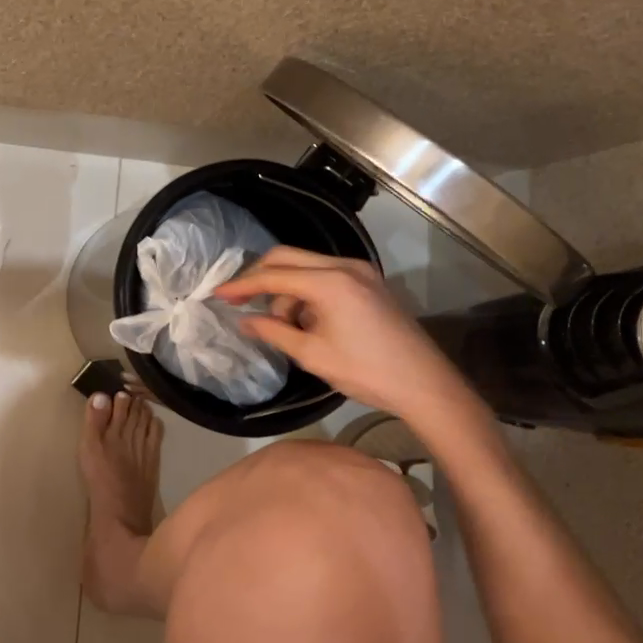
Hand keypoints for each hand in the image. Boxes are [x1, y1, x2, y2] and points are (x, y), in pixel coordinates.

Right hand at [214, 247, 479, 422]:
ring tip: (285, 328)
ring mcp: (361, 272)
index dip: (241, 285)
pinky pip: (325, 277)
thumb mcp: (312, 355)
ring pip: (306, 268)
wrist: (425, 384)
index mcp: (329, 282)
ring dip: (286, 291)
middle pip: (287, 258)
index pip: (273, 275)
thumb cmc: (366, 372)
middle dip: (260, 279)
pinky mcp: (369, 283)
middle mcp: (345, 266)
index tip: (217, 294)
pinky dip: (307, 293)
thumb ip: (273, 332)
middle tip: (238, 301)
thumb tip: (245, 321)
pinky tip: (307, 322)